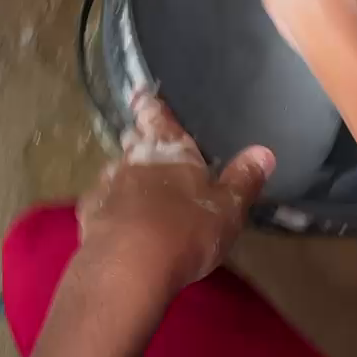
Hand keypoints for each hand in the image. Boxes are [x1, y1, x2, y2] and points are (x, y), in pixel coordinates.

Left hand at [79, 93, 274, 291]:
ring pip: (116, 170)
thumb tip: (265, 151)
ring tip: (136, 188)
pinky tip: (117, 222)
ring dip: (125, 176)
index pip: (157, 115)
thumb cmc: (186, 230)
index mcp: (169, 149)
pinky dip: (110, 207)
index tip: (141, 92)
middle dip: (139, 140)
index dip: (150, 104)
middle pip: (134, 140)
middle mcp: (134, 157)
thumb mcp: (227, 209)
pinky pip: (102, 203)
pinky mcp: (91, 211)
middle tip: (144, 142)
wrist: (129, 264)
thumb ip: (243, 180)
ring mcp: (109, 182)